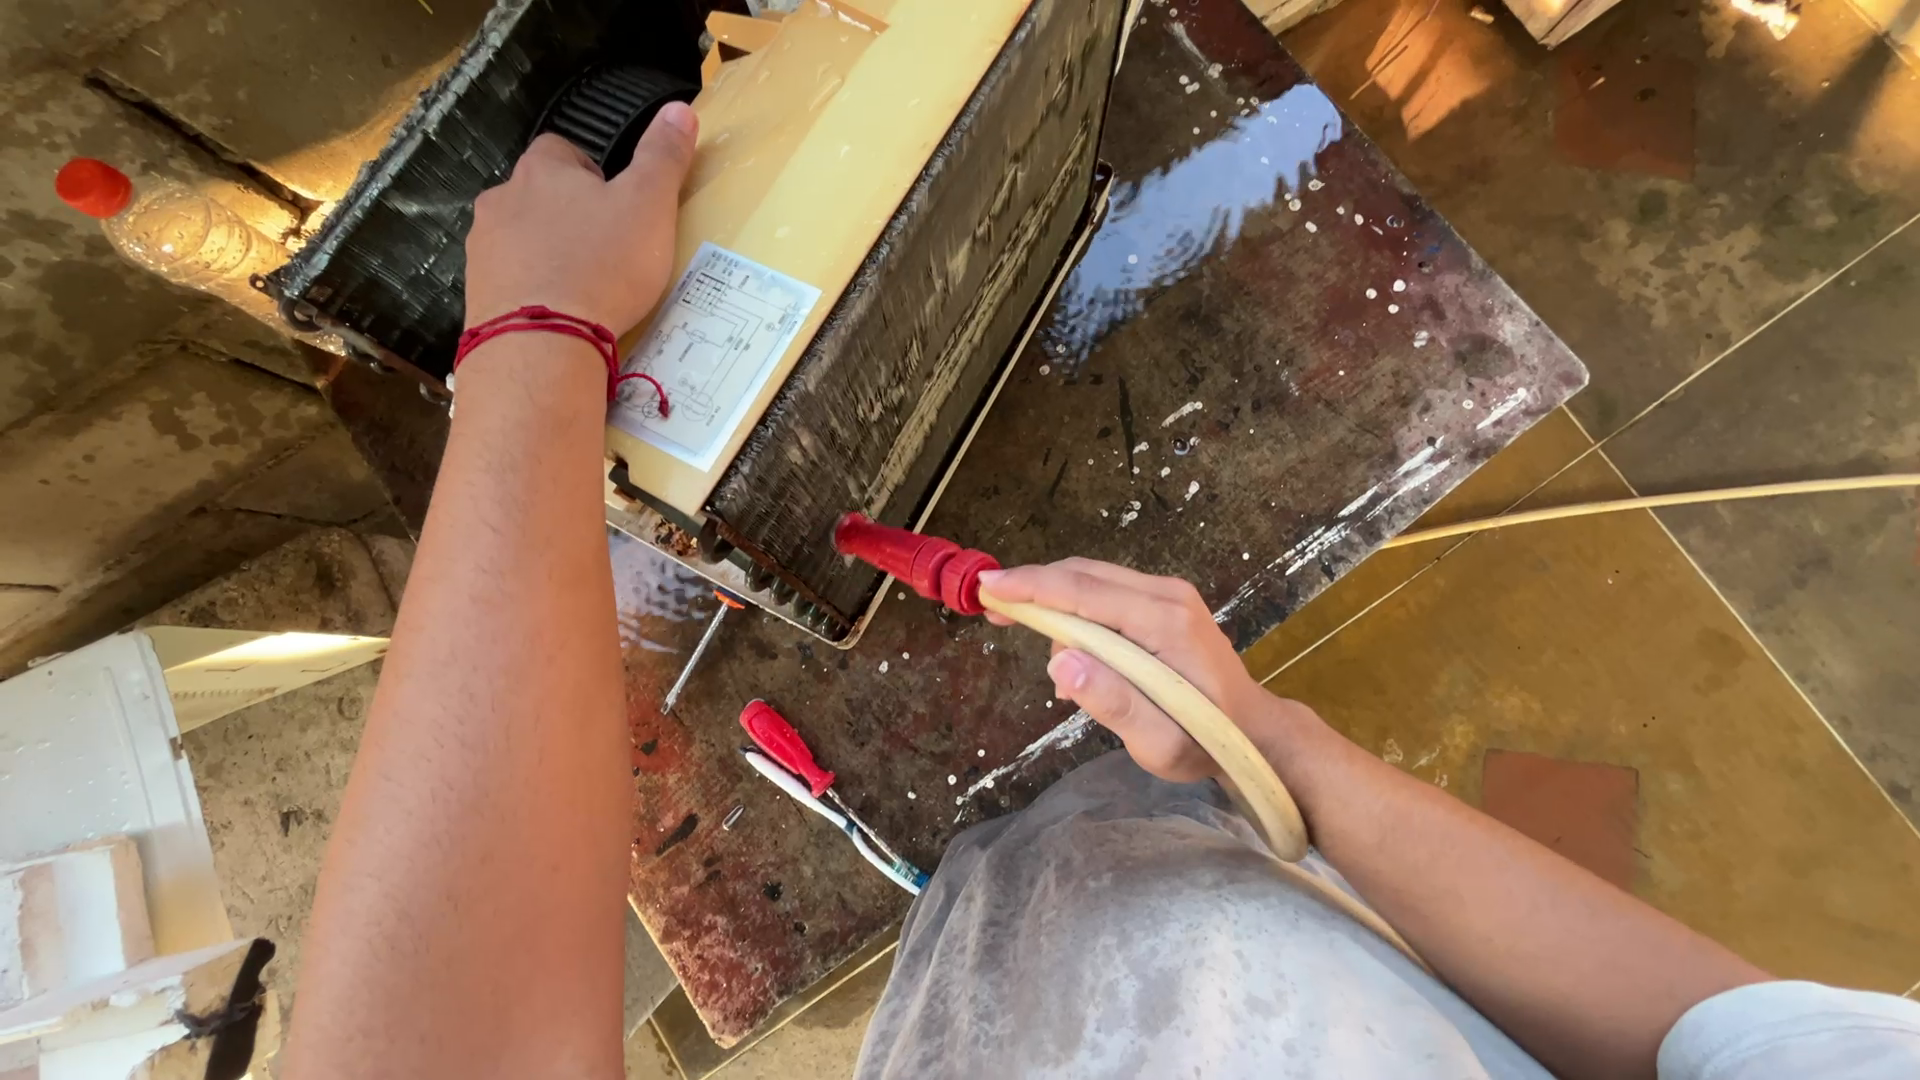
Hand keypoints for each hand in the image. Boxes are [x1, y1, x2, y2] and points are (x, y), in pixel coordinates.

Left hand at [464, 103, 698, 334]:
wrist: (545, 339)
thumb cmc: (605, 267)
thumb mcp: (650, 207)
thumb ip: (663, 158)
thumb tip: (681, 110)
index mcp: (544, 170)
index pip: (564, 152)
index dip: (594, 176)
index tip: (619, 208)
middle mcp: (503, 198)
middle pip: (539, 197)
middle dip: (570, 219)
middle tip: (608, 253)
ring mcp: (485, 246)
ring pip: (522, 240)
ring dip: (549, 256)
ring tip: (585, 289)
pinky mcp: (479, 291)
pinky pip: (511, 281)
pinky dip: (535, 292)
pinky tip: (562, 315)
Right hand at [978, 559, 1317, 783]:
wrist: (1256, 729)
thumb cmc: (1207, 744)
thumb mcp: (1161, 744)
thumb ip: (1113, 704)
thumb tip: (1060, 661)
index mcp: (1166, 623)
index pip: (1085, 593)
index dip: (1032, 588)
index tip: (988, 586)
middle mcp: (1167, 594)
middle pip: (1083, 575)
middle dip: (1032, 587)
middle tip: (992, 609)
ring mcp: (1168, 592)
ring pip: (1091, 578)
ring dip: (1052, 599)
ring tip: (1034, 641)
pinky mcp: (1164, 599)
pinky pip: (1104, 590)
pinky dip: (1074, 606)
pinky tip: (1070, 646)